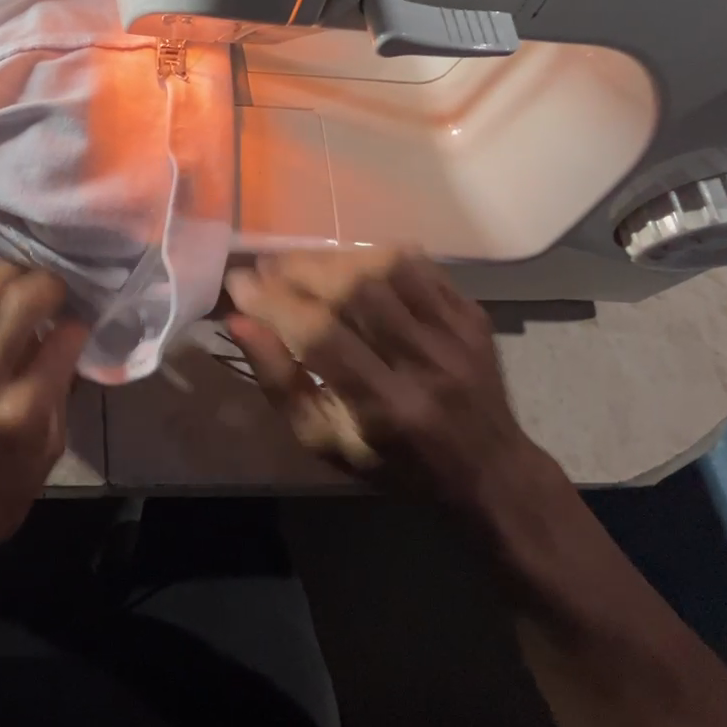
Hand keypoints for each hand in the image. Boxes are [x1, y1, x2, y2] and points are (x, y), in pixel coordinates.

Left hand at [0, 261, 89, 575]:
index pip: (58, 341)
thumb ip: (57, 396)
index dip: (75, 323)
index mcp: (19, 417)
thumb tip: (65, 340)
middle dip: (42, 283)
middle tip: (49, 287)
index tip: (76, 321)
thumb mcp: (46, 457)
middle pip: (13, 303)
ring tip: (10, 278)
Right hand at [223, 251, 545, 514]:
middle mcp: (427, 364)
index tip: (238, 285)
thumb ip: (280, 382)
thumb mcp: (323, 441)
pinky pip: (419, 265)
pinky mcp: (472, 315)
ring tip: (301, 264)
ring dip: (332, 258)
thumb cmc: (391, 463)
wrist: (488, 470)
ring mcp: (456, 334)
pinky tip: (348, 264)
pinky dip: (374, 256)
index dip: (274, 304)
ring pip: (388, 269)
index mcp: (387, 407)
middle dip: (299, 271)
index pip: (322, 337)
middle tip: (265, 267)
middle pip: (357, 292)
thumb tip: (241, 322)